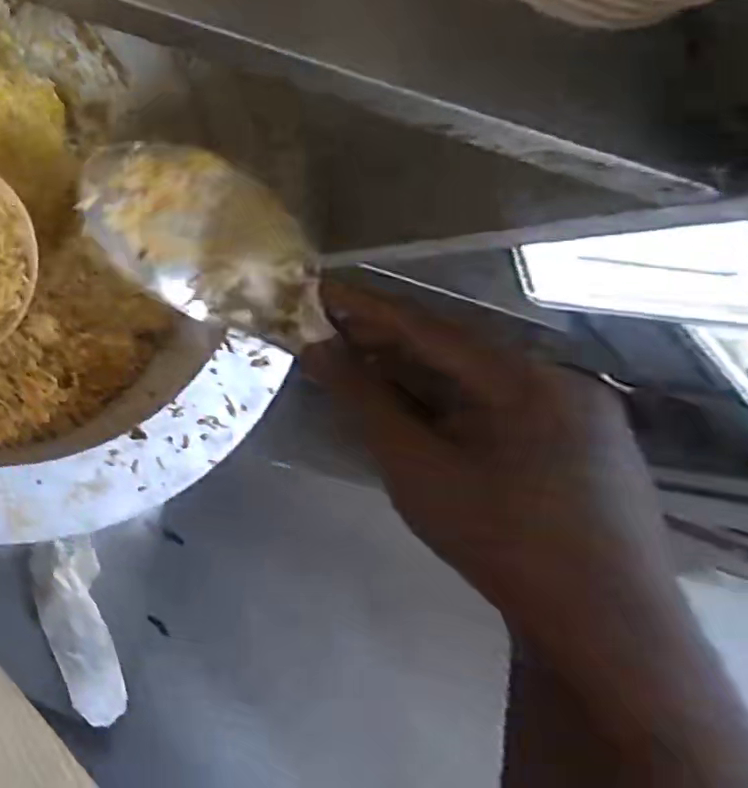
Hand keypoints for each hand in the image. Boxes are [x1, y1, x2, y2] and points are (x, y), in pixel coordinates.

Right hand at [301, 282, 676, 632]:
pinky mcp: (570, 441)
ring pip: (467, 372)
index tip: (309, 285)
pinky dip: (435, 391)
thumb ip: (359, 394)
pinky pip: (488, 397)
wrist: (599, 622)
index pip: (426, 325)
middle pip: (449, 344)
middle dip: (379, 333)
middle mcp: (557, 383)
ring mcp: (571, 414)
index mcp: (527, 380)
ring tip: (344, 353)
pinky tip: (397, 395)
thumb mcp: (410, 458)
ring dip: (404, 363)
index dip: (361, 304)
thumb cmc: (494, 530)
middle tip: (315, 320)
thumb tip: (312, 344)